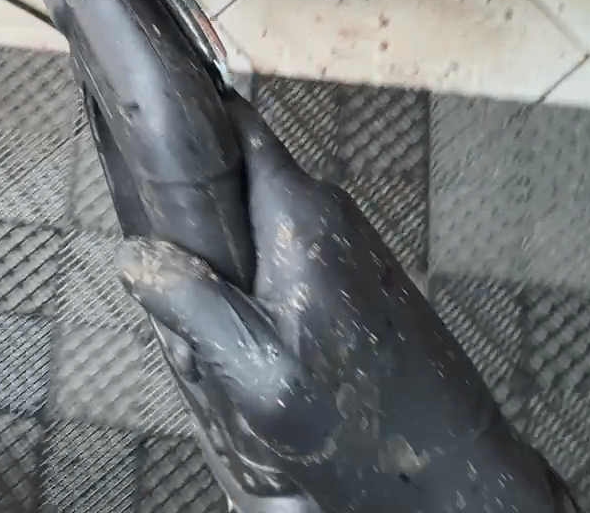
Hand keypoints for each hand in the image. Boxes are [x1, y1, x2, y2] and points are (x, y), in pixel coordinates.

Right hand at [116, 95, 579, 512]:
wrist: (451, 477)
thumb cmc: (367, 427)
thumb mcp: (256, 370)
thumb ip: (191, 304)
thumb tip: (138, 256)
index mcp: (298, 213)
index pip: (236, 123)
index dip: (188, 112)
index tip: (146, 125)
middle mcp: (322, 210)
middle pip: (233, 172)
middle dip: (192, 211)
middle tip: (172, 270)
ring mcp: (338, 239)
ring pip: (249, 216)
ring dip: (220, 254)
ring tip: (213, 321)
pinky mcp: (345, 270)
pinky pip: (275, 249)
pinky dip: (248, 277)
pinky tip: (250, 333)